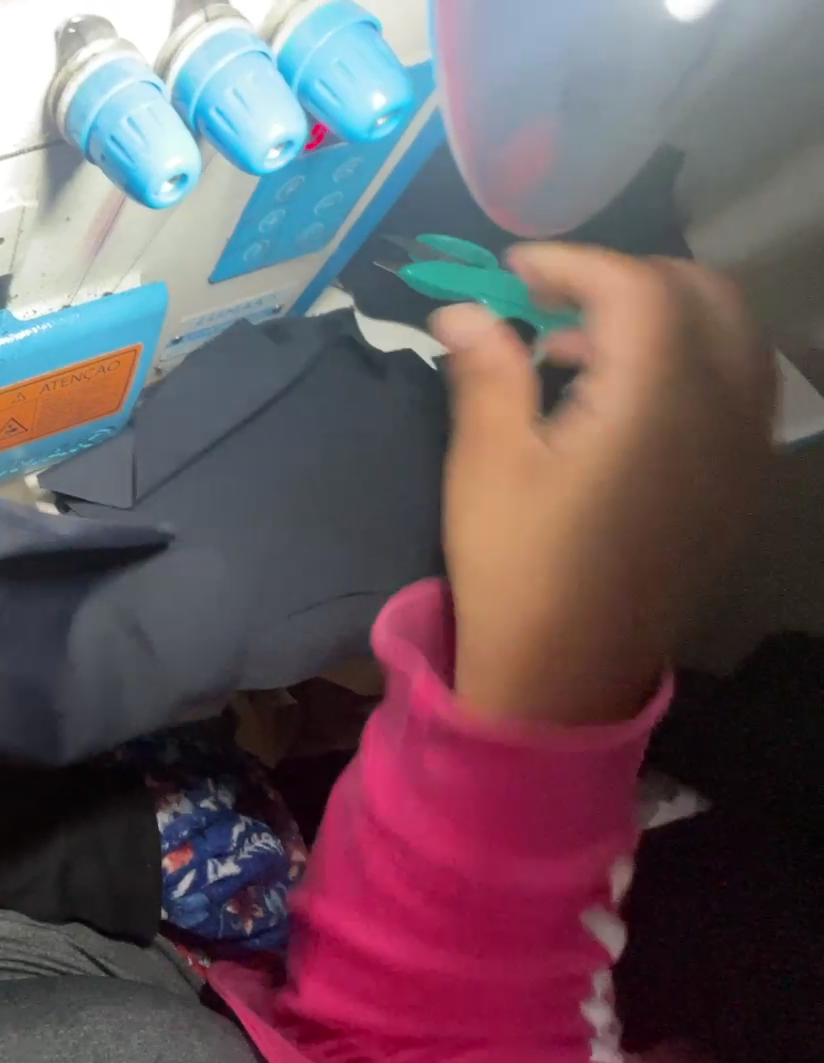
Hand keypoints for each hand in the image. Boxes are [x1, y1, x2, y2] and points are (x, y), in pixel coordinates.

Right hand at [432, 244, 774, 726]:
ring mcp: (744, 442)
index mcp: (655, 398)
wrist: (567, 656)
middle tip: (537, 301)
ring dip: (649, 317)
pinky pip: (730, 382)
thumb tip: (462, 310)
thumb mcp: (484, 462)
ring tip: (562, 351)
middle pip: (700, 295)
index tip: (508, 269)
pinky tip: (606, 401)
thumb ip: (486, 373)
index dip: (572, 262)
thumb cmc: (513, 557)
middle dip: (617, 279)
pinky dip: (673, 360)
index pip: (637, 287)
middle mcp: (724, 406)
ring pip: (725, 335)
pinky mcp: (738, 473)